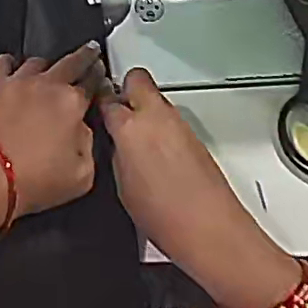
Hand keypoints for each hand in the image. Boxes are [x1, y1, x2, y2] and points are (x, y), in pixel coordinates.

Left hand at [0, 44, 103, 217]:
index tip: (100, 76)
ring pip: (39, 60)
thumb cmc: (34, 178)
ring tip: (51, 67)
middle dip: (85, 55)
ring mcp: (21, 83)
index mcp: (74, 104)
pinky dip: (8, 62)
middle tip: (90, 52)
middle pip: (73, 61)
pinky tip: (11, 66)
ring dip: (48, 63)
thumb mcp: (82, 174)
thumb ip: (88, 146)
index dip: (99, 77)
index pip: (93, 82)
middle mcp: (49, 86)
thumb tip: (82, 132)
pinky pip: (2, 63)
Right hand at [101, 68, 282, 282]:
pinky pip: (171, 119)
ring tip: (138, 140)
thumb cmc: (167, 215)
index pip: (107, 99)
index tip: (98, 111)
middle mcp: (157, 117)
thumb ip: (116, 154)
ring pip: (156, 98)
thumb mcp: (121, 186)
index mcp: (130, 127)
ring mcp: (179, 123)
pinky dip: (162, 128)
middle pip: (137, 79)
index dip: (101, 104)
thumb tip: (115, 144)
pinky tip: (158, 155)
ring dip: (146, 110)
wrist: (209, 228)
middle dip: (125, 89)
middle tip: (118, 109)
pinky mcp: (194, 136)